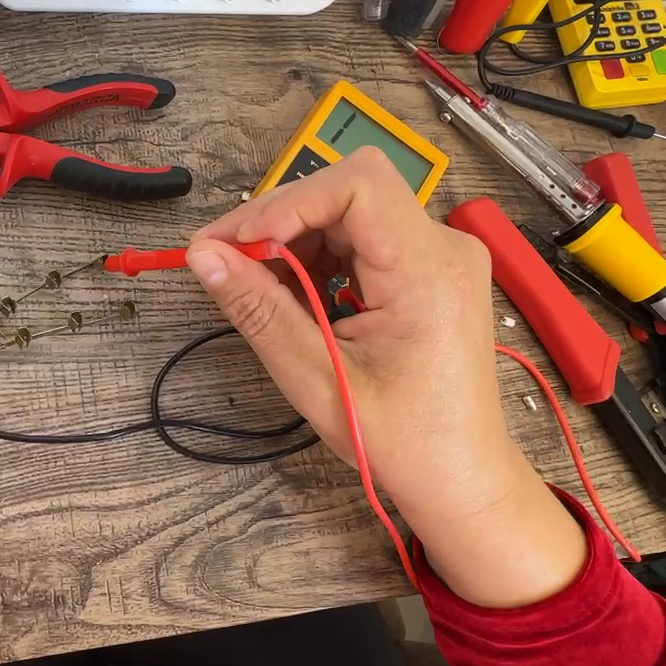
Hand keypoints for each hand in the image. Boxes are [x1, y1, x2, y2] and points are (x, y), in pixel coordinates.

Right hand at [190, 148, 586, 604]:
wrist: (462, 479)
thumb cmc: (400, 441)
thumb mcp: (316, 377)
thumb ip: (258, 310)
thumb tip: (202, 257)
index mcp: (428, 272)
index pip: (359, 186)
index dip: (288, 202)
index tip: (235, 244)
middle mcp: (442, 248)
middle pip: (347, 193)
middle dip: (277, 219)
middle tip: (221, 258)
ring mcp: (437, 256)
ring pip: (346, 213)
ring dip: (291, 239)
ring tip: (253, 284)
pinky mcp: (424, 270)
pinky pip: (358, 240)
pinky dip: (314, 257)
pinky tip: (291, 293)